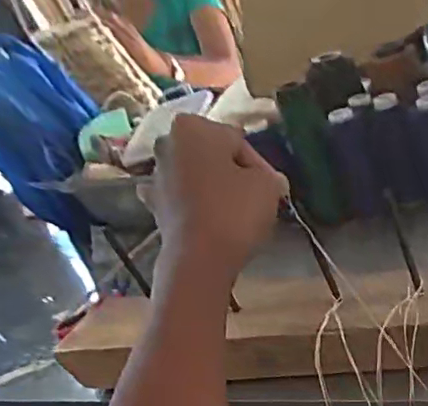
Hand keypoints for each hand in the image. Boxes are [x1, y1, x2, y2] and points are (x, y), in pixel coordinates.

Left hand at [148, 115, 286, 280]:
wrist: (200, 257)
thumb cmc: (234, 212)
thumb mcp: (269, 187)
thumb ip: (272, 177)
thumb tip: (272, 180)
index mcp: (194, 126)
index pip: (238, 141)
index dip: (261, 167)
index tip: (273, 190)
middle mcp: (168, 141)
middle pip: (213, 156)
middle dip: (233, 174)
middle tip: (255, 199)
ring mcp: (157, 173)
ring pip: (197, 176)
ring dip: (214, 189)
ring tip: (235, 213)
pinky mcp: (155, 204)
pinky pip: (182, 199)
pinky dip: (195, 206)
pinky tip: (208, 219)